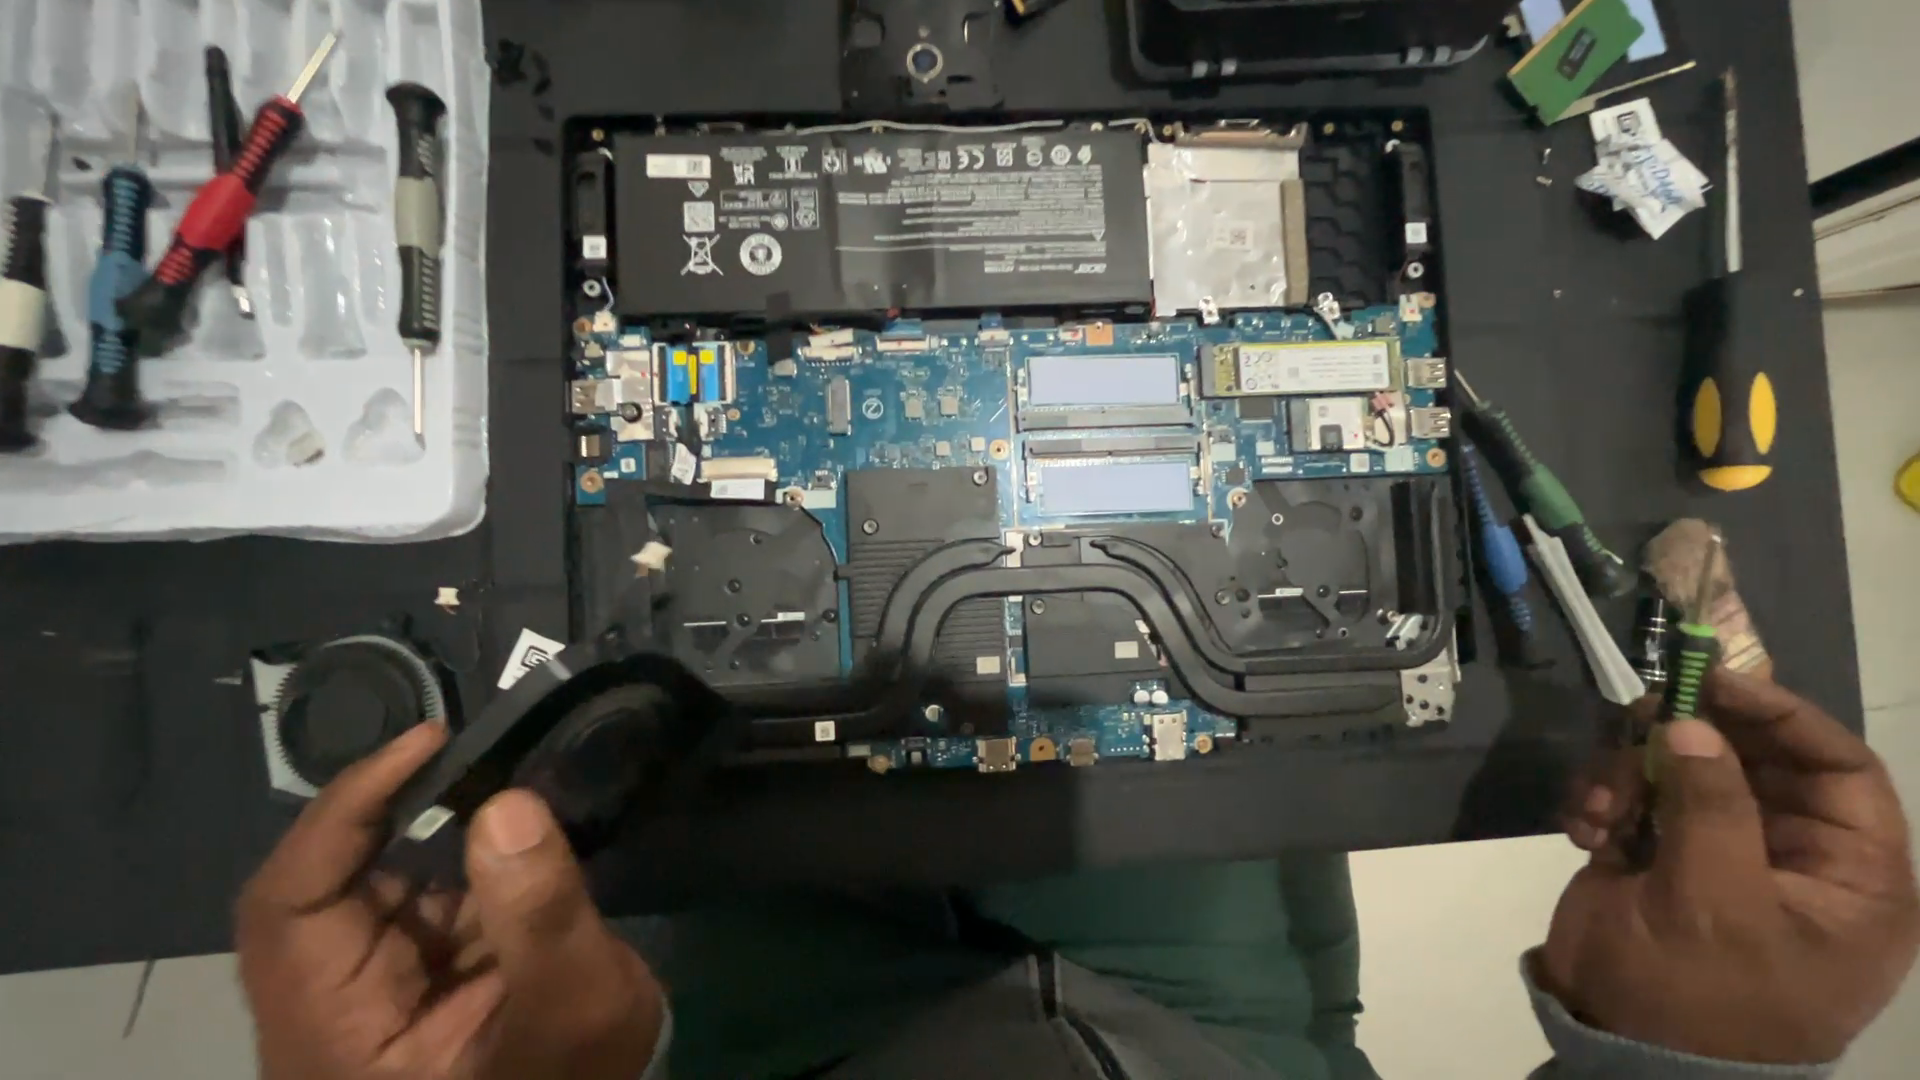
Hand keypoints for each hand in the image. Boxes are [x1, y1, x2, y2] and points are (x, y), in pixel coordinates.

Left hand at [236, 723, 664, 1079]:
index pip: (289, 906)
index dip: (344, 813)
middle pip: (320, 886)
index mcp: (333, 1038)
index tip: (425, 745)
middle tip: (464, 749)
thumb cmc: (576, 1074)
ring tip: (501, 788)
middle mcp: (328, 1011)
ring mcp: (372, 989)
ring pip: (376, 881)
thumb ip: (538, 912)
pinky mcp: (417, 972)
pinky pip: (424, 892)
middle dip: (394, 811)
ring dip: (436, 831)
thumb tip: (505, 805)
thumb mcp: (572, 1001)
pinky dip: (470, 854)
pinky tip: (516, 839)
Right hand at [1545, 670, 1919, 1063]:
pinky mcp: (1652, 851)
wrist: (1629, 1046)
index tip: (1709, 678)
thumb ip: (1710, 806)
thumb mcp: (1717, 900)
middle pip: (1742, 757)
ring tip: (1597, 812)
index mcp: (1844, 872)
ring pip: (1673, 769)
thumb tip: (1688, 724)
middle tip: (1631, 721)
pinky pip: (1628, 796)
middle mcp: (1783, 849)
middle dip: (1680, 740)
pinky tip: (1583, 833)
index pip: (1837, 769)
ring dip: (1624, 775)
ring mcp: (1711, 847)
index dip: (1782, 716)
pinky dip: (1599, 802)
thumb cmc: (1705, 989)